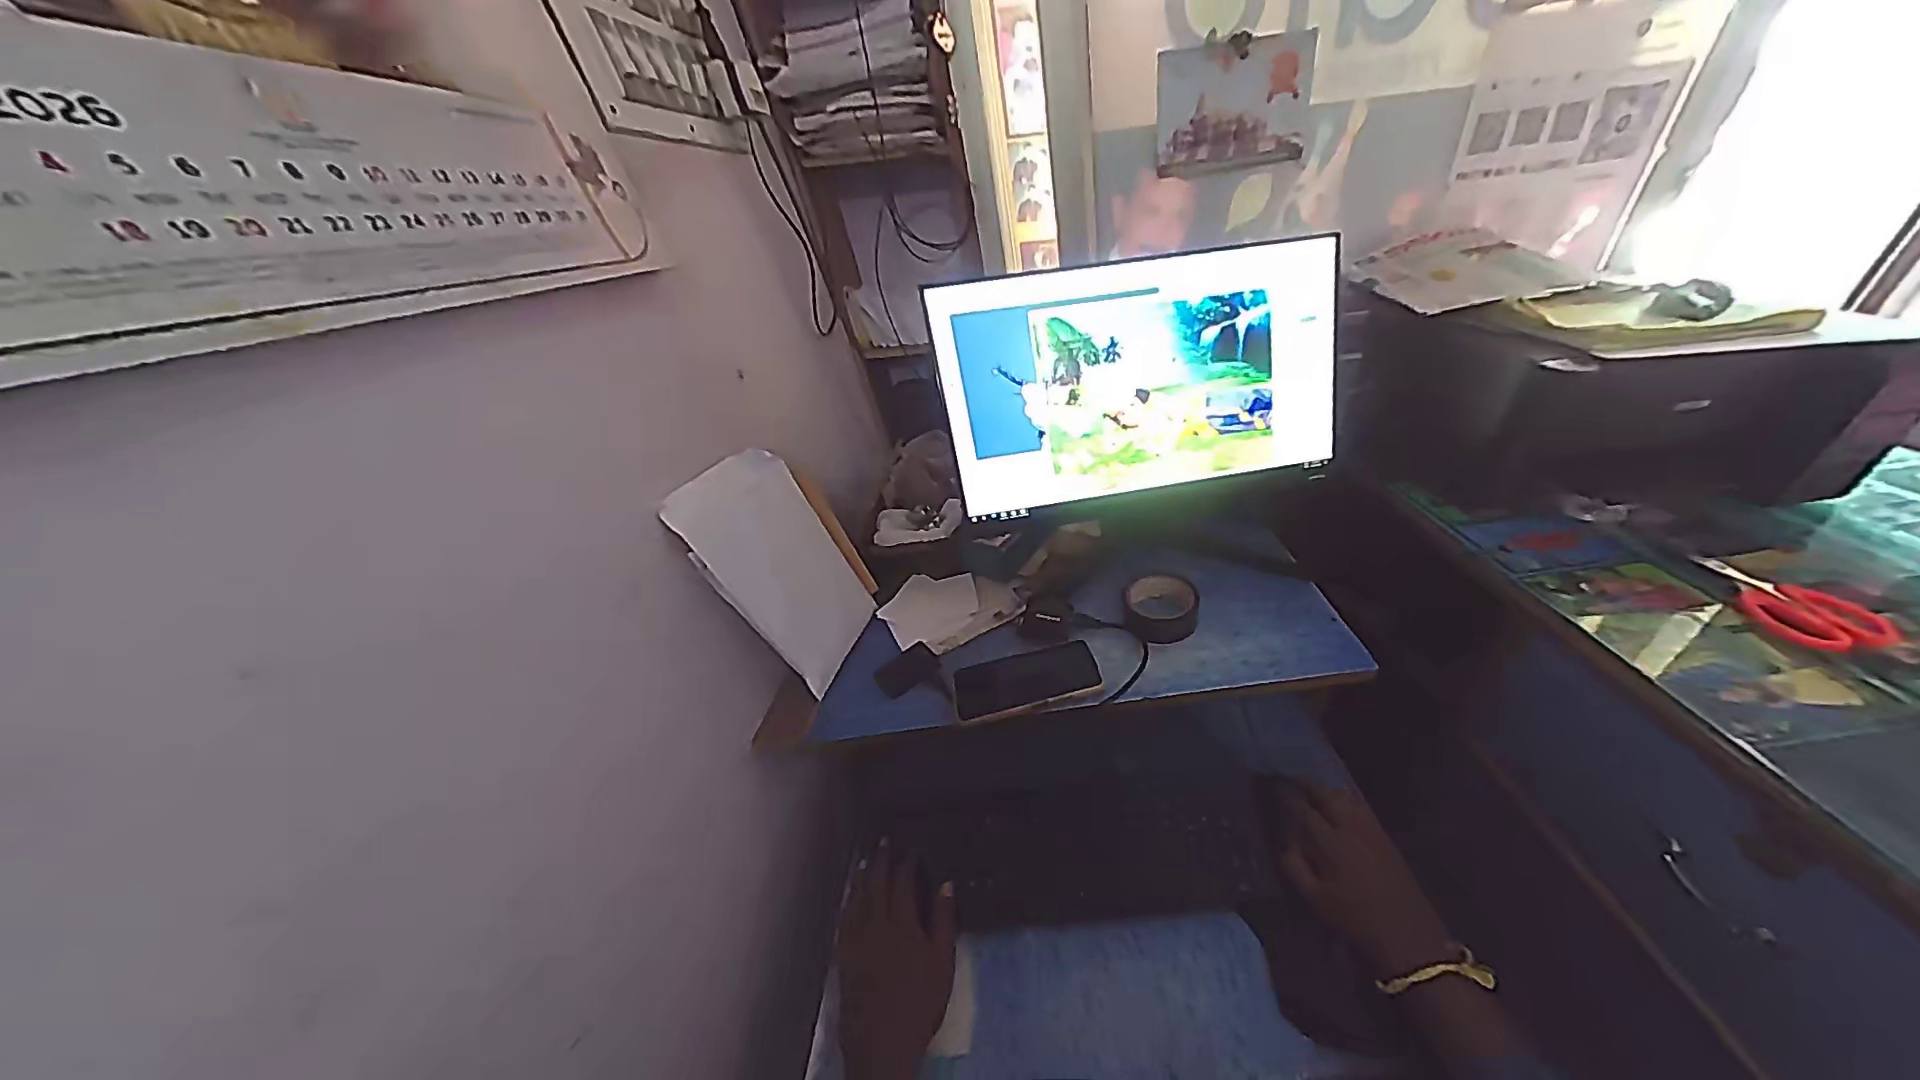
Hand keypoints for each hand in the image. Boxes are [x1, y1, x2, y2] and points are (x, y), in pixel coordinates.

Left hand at [837, 843, 955, 1079]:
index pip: (902, 882)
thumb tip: (945, 884)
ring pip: (857, 897)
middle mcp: (875, 923)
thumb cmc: (920, 1003)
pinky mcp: (843, 954)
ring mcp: (856, 938)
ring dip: (862, 875)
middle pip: (876, 883)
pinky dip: (849, 900)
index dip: (906, 863)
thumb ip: (943, 921)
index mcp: (901, 923)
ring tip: (866, 859)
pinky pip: (845, 917)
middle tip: (884, 841)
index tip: (911, 849)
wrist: (882, 1041)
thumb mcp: (942, 963)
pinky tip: (850, 896)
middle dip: (881, 860)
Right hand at [1273, 782, 1452, 977]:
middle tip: (1292, 778)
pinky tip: (1341, 804)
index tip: (1273, 784)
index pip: (1303, 810)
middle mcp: (1352, 829)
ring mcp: (1373, 832)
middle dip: (1308, 784)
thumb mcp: (1314, 899)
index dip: (1287, 796)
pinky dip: (1347, 799)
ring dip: (1328, 790)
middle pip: (1327, 795)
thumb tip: (1285, 843)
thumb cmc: (1355, 920)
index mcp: (1331, 843)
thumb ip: (1294, 866)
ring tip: (1314, 788)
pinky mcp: (1387, 840)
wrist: (1408, 938)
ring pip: (1348, 798)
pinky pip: (1363, 808)